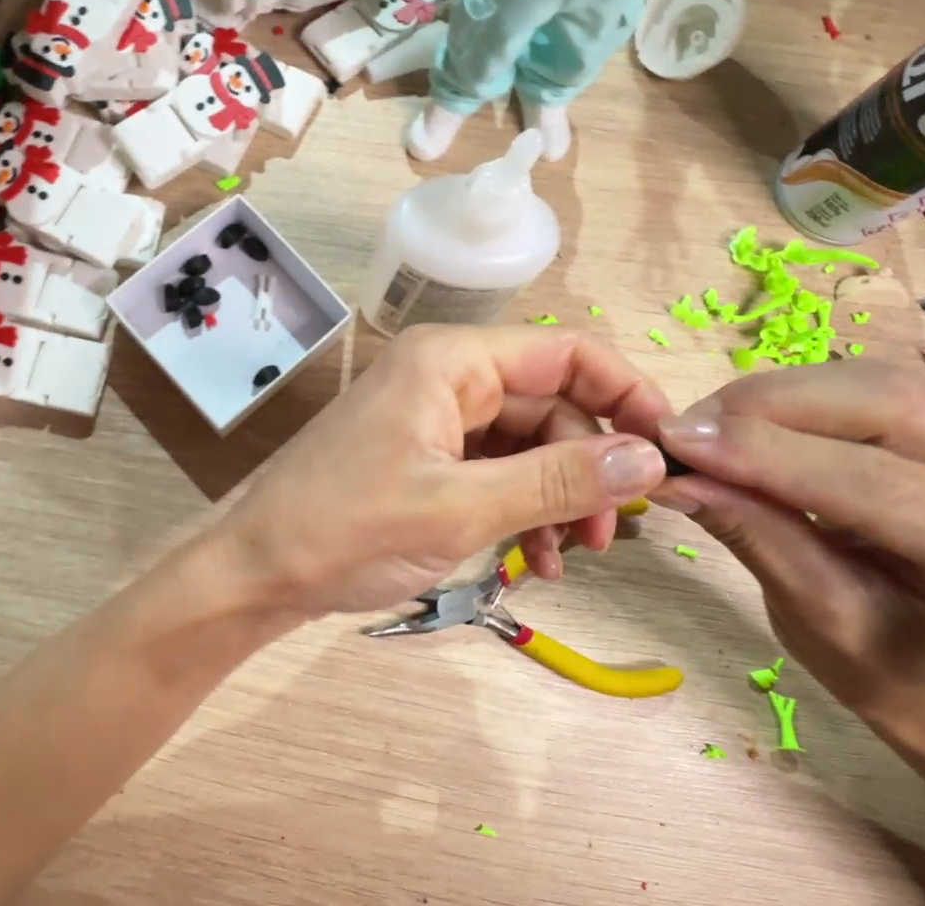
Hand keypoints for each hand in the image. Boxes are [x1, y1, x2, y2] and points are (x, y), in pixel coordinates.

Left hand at [219, 324, 672, 615]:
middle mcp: (444, 376)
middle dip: (586, 469)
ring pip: (525, 444)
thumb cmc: (347, 528)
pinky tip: (531, 561)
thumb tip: (649, 458)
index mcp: (450, 361)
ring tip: (564, 560)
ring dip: (555, 497)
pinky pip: (492, 471)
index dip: (625, 395)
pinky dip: (519, 510)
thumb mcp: (461, 508)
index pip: (566, 353)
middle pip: (550, 404)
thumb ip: (557, 480)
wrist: (257, 570)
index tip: (668, 453)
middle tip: (606, 538)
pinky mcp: (422, 456)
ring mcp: (430, 417)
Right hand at [646, 361, 924, 734]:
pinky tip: (748, 422)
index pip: (885, 486)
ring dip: (776, 397)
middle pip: (892, 407)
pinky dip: (798, 397)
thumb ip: (754, 533)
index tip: (674, 441)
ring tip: (706, 428)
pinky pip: (878, 387)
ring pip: (880, 385)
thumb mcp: (815, 616)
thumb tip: (672, 473)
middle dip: (769, 407)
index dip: (770, 454)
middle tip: (683, 429)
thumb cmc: (887, 668)